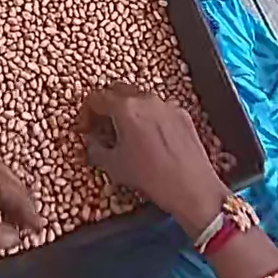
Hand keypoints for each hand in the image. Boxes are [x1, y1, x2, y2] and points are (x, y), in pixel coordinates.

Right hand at [79, 84, 226, 235]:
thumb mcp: (114, 166)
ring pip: (140, 97)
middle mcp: (146, 99)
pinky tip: (150, 138)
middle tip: (102, 125)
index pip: (97, 98)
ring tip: (126, 132)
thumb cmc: (150, 176)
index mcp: (125, 108)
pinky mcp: (182, 114)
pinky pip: (158, 108)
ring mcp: (166, 104)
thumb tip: (92, 142)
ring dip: (127, 109)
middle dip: (106, 105)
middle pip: (118, 90)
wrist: (192, 187)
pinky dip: (148, 117)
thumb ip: (96, 149)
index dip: (86, 113)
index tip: (86, 129)